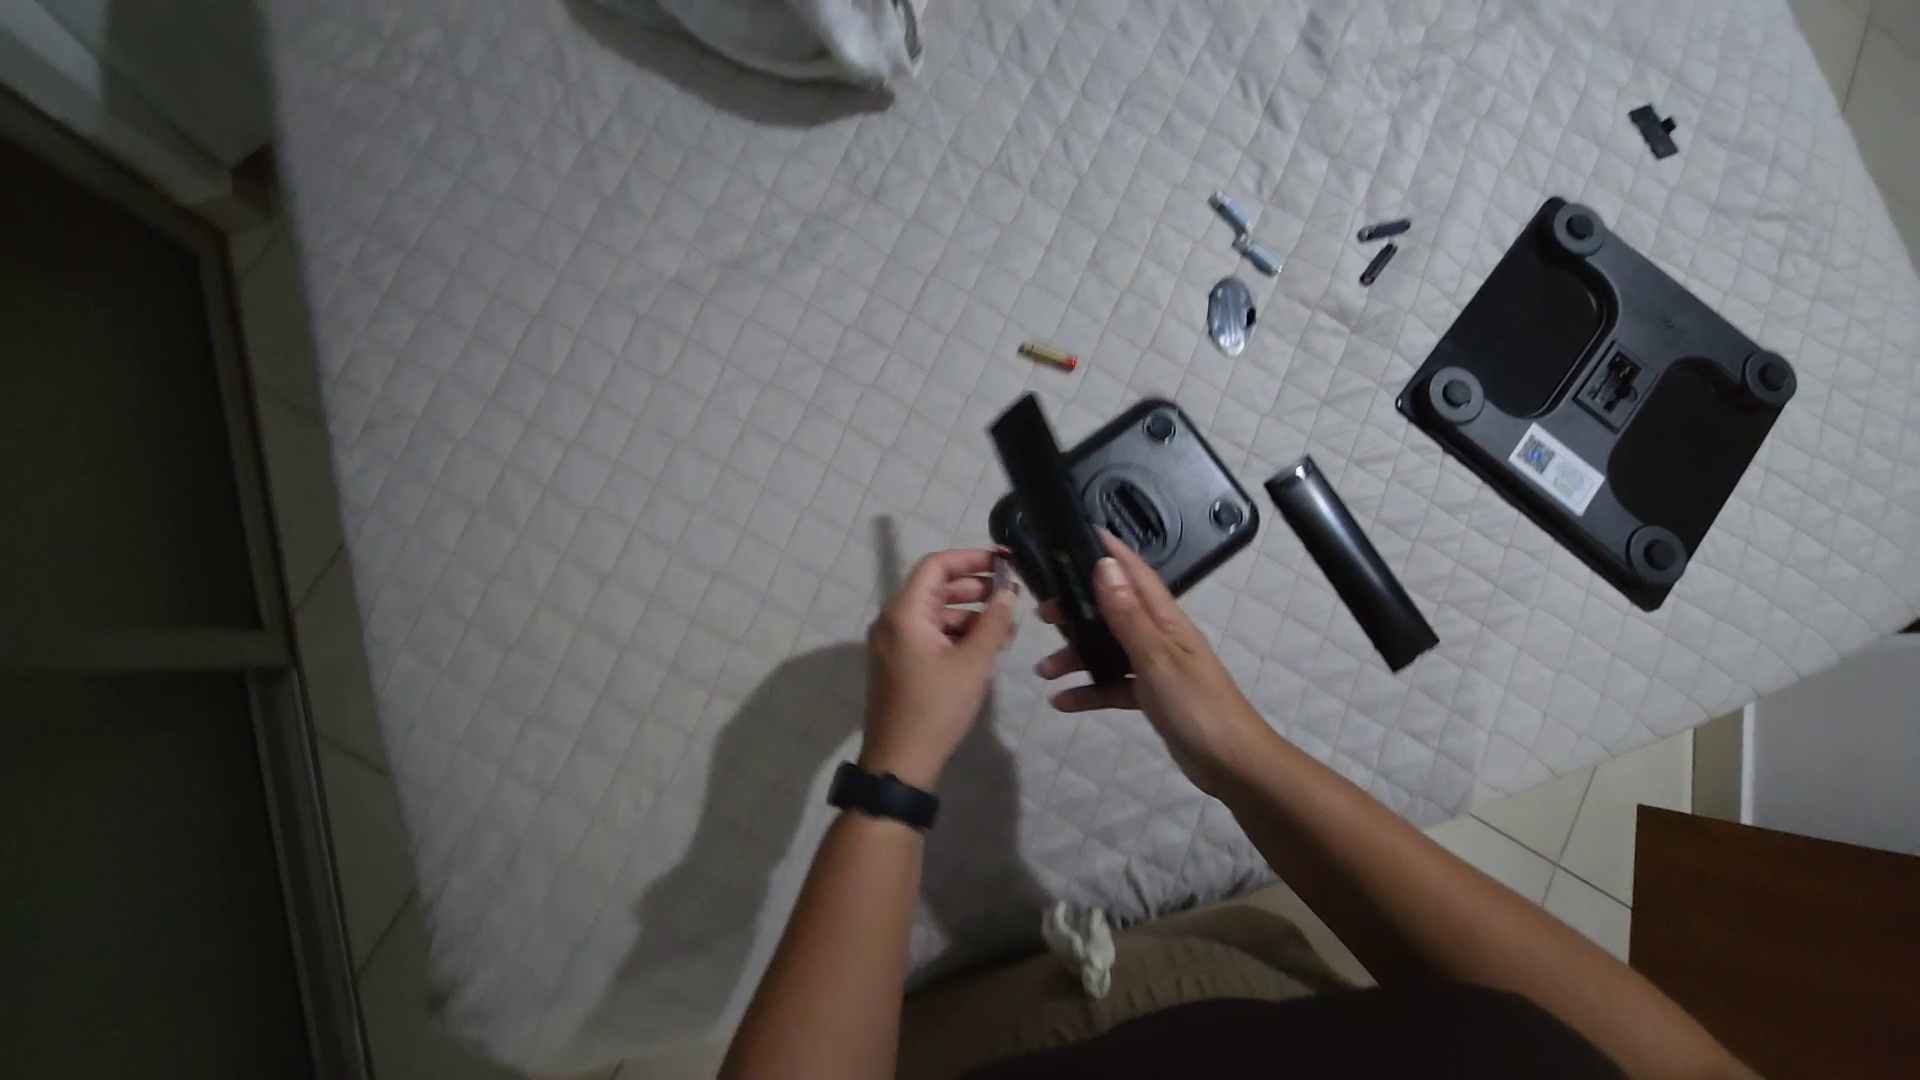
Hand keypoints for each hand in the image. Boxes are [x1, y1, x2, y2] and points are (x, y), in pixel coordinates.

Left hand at [861, 549, 1018, 789]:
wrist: (899, 762)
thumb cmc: (936, 708)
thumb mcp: (973, 663)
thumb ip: (994, 623)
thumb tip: (1008, 591)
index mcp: (904, 613)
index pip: (936, 566)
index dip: (970, 558)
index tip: (1003, 561)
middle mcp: (892, 621)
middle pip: (934, 588)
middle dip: (974, 587)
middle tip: (1010, 592)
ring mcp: (893, 644)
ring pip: (934, 613)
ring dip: (969, 613)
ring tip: (1007, 625)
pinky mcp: (898, 664)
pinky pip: (929, 635)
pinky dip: (956, 634)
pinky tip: (987, 646)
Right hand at [1035, 532, 1270, 793]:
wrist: (1232, 764)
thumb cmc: (1197, 705)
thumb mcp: (1157, 658)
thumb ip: (1128, 615)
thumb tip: (1105, 566)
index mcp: (1167, 620)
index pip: (1136, 575)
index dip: (1113, 553)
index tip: (1083, 534)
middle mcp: (1160, 637)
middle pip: (1113, 611)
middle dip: (1078, 609)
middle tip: (1044, 614)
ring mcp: (1156, 667)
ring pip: (1108, 651)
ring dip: (1077, 657)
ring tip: (1044, 670)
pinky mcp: (1151, 696)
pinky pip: (1113, 686)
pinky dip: (1089, 691)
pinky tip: (1062, 702)